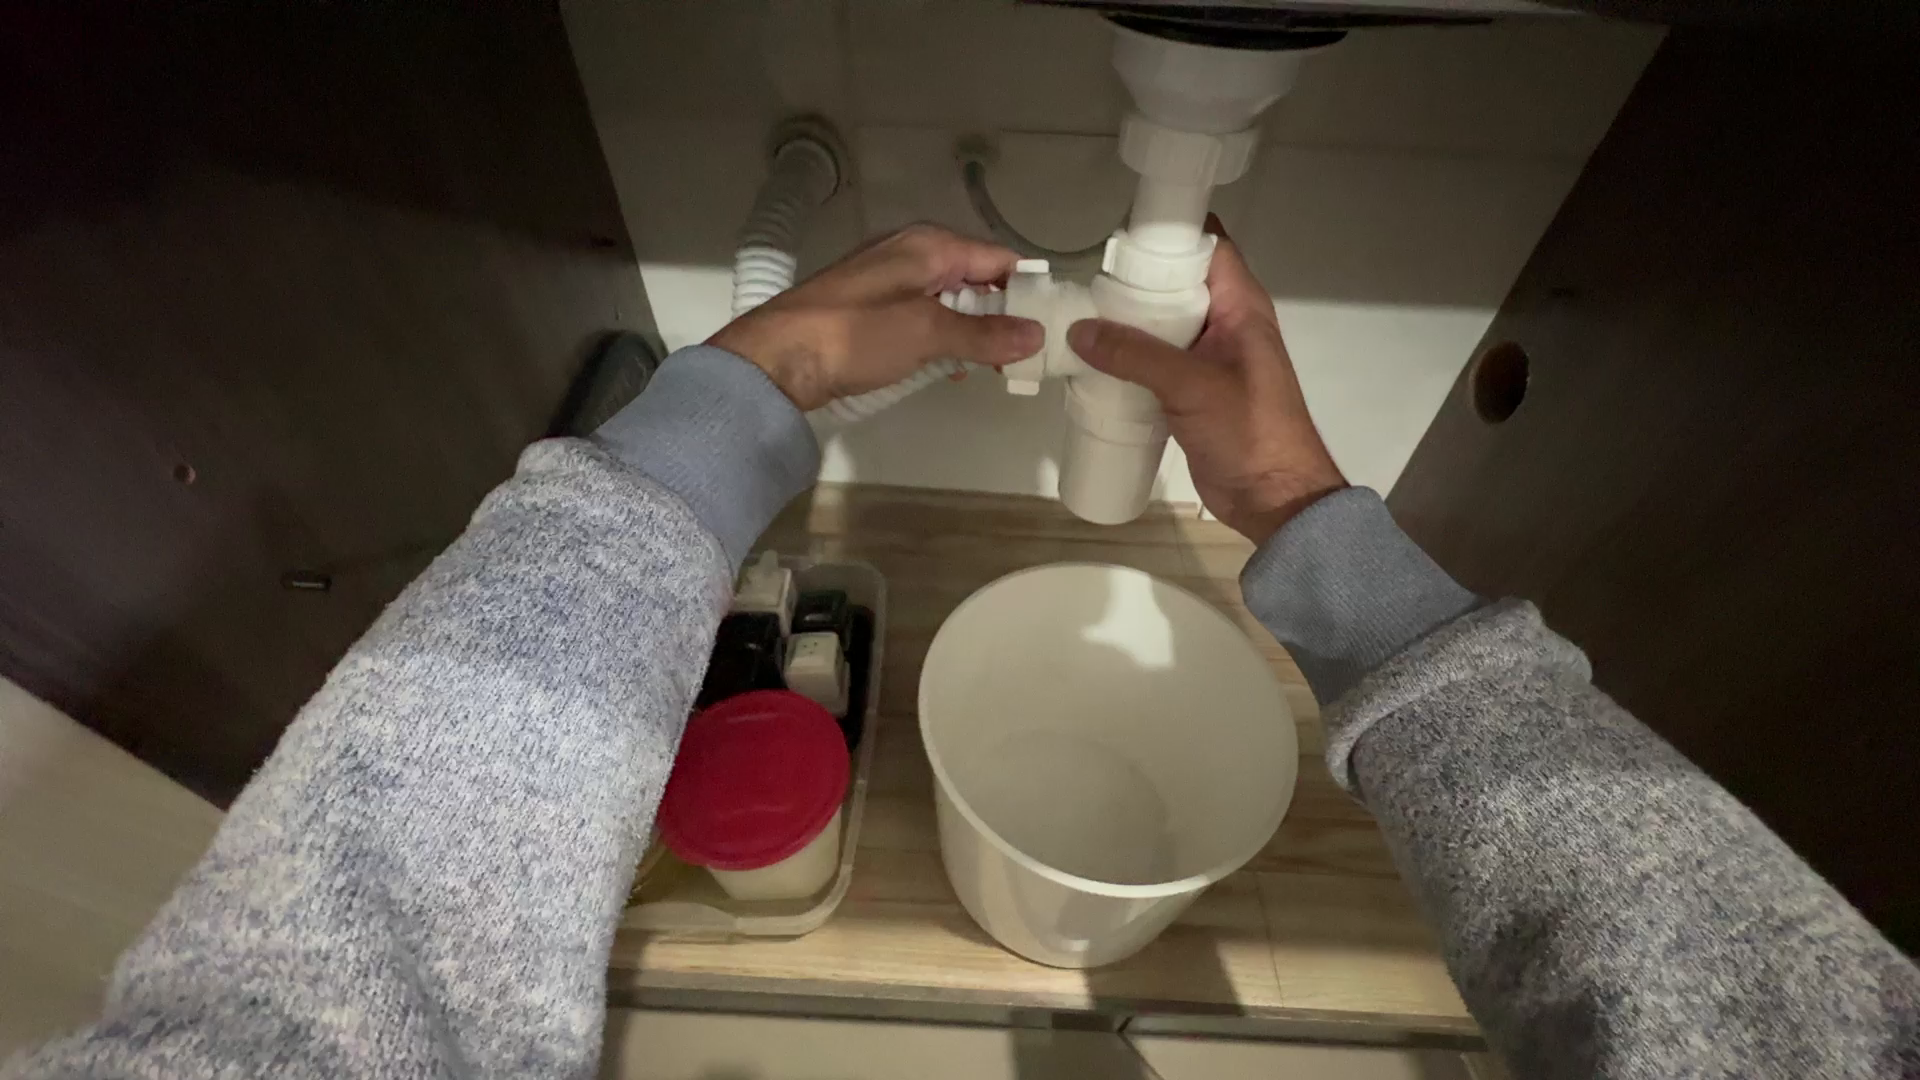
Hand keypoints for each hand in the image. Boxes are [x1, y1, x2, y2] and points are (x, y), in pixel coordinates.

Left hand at [708, 224, 1043, 411]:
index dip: (1025, 288)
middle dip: (1001, 314)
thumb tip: (1036, 334)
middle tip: (1022, 355)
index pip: (997, 258)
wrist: (779, 359)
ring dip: (971, 331)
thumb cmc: (856, 336)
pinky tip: (947, 367)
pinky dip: (941, 339)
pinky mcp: (872, 311)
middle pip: (975, 279)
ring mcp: (889, 282)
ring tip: (992, 367)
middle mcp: (911, 254)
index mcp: (929, 245)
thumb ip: (983, 333)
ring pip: (949, 301)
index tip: (1049, 324)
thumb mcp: (927, 333)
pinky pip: (923, 319)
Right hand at [1066, 220, 1344, 544]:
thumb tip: (1078, 331)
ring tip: (1080, 322)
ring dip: (1126, 326)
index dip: (1167, 234)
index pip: (1207, 247)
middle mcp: (1224, 326)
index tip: (1117, 239)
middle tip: (1085, 286)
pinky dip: (1127, 362)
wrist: (1273, 498)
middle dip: (1133, 283)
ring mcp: (1206, 362)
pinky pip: (1154, 365)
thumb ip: (1135, 355)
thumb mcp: (1191, 385)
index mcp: (1240, 307)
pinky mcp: (1189, 394)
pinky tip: (1095, 366)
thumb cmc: (1248, 431)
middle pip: (1175, 286)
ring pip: (1161, 328)